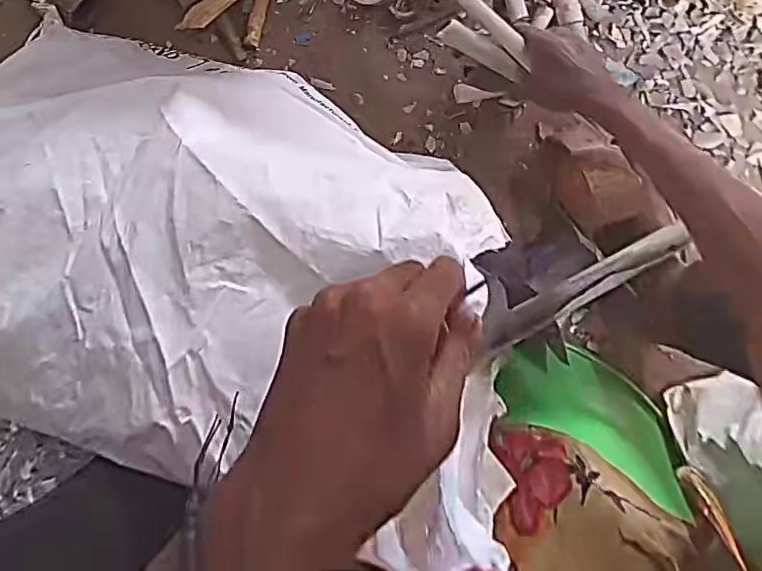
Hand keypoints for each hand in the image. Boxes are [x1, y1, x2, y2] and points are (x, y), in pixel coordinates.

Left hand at [204, 258, 478, 570]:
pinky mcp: (299, 320)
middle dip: (422, 300)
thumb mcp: (438, 419)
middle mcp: (361, 298)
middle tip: (422, 348)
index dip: (457, 293)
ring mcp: (325, 306)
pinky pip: (340, 304)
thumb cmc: (372, 466)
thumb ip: (458, 353)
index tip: (455, 317)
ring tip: (383, 363)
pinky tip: (351, 366)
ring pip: (373, 286)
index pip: (444, 269)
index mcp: (404, 318)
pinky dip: (352, 320)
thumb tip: (466, 318)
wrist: (295, 491)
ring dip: (385, 309)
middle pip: (408, 273)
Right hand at [518, 26, 618, 115]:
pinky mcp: (589, 48)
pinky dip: (567, 58)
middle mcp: (558, 34)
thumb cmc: (565, 91)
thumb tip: (511, 88)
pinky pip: (571, 49)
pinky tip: (566, 76)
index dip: (512, 39)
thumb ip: (516, 86)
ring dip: (551, 53)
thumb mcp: (531, 92)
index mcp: (539, 39)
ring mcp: (576, 39)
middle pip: (539, 36)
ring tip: (549, 73)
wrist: (599, 98)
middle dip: (532, 49)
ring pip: (556, 42)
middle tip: (528, 66)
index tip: (509, 48)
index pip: (519, 29)